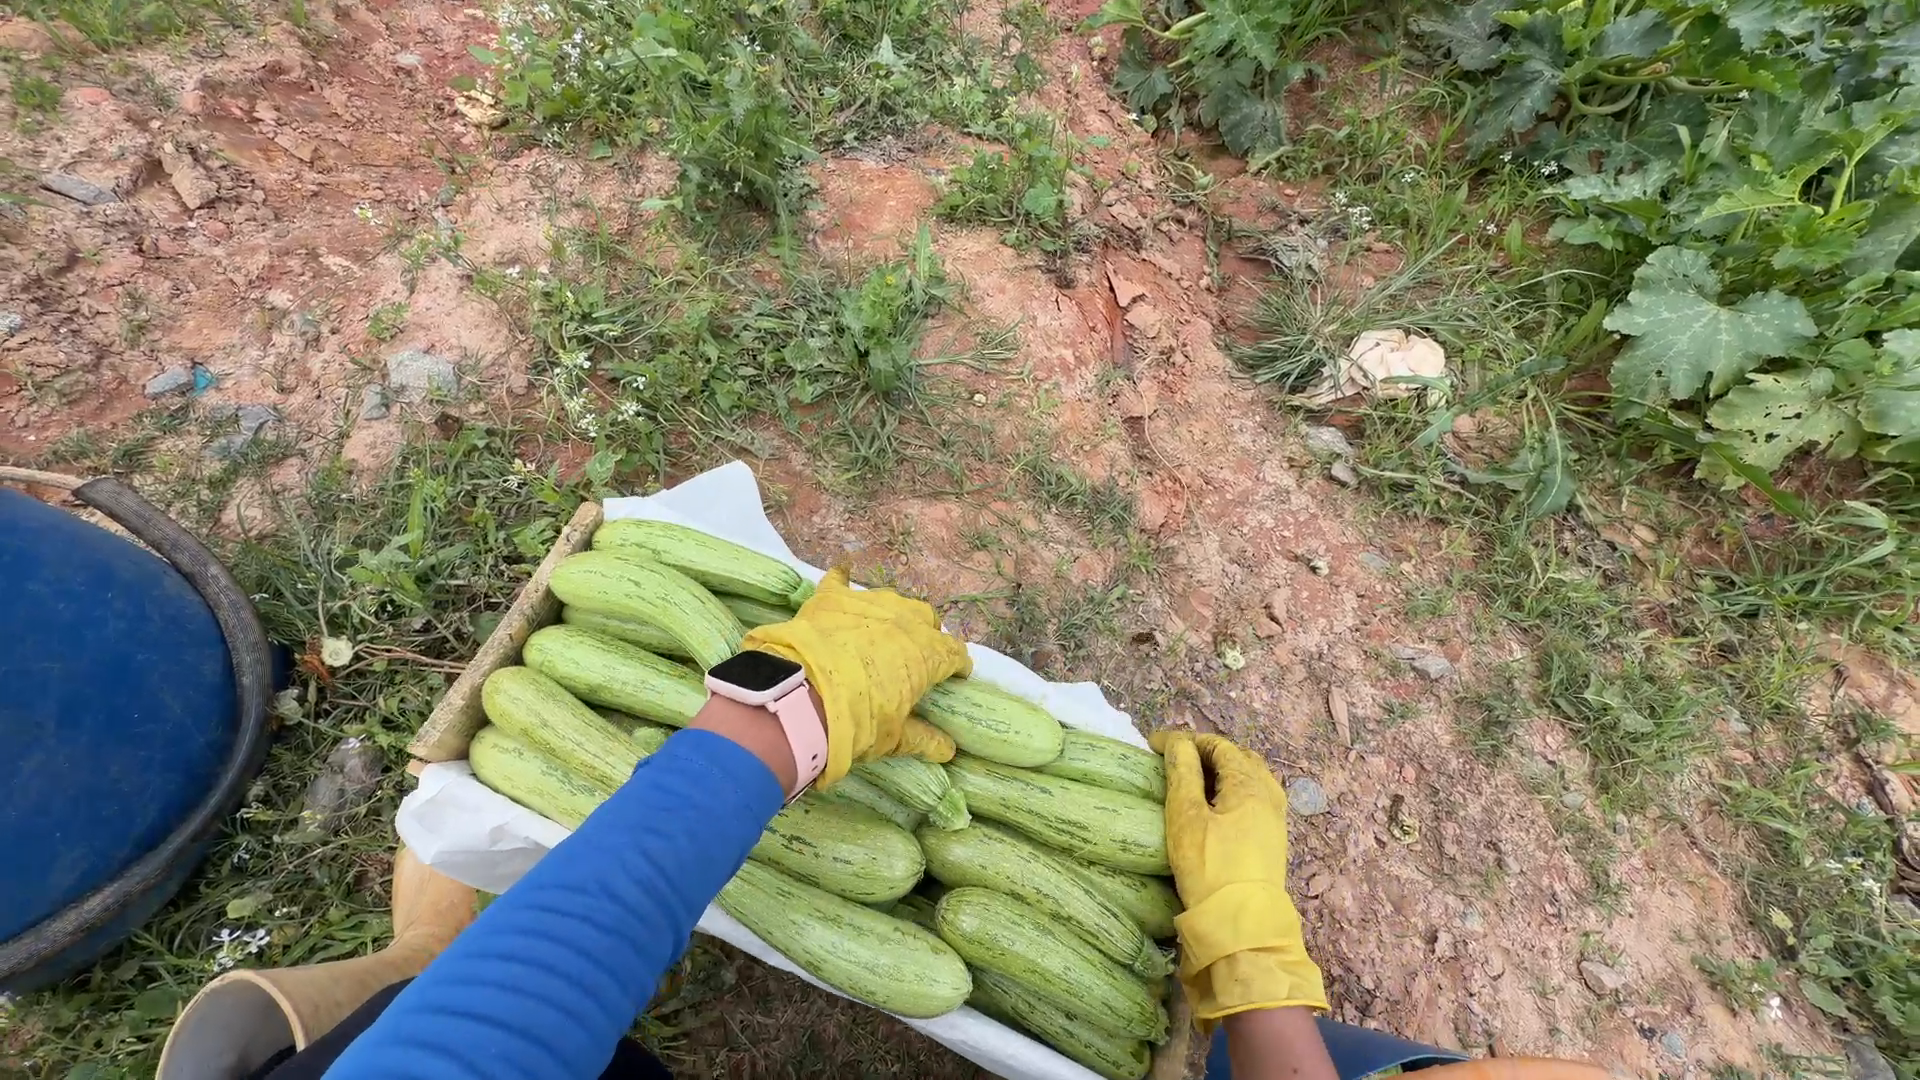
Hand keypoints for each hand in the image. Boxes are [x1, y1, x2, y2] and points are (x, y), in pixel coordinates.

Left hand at [743, 568, 969, 785]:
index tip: (954, 676)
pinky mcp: (832, 598)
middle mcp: (905, 619)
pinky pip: (840, 581)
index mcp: (928, 653)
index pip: (954, 653)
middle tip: (915, 657)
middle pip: (926, 619)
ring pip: (892, 600)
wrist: (801, 698)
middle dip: (927, 635)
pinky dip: (843, 582)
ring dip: (892, 614)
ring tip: (882, 631)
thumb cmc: (857, 720)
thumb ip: (923, 739)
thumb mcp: (893, 738)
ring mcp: (868, 603)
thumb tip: (948, 750)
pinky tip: (842, 576)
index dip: (956, 665)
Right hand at [1150, 731, 1326, 1024]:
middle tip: (1173, 759)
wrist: (1240, 925)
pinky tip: (1213, 805)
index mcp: (1249, 783)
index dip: (1185, 740)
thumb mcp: (1186, 814)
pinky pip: (1253, 797)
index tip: (1155, 746)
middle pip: (1237, 757)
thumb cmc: (1208, 865)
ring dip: (1220, 771)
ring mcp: (1274, 817)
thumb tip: (1177, 741)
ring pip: (1248, 777)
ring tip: (1191, 780)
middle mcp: (1268, 793)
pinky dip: (1231, 789)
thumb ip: (1182, 771)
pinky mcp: (1272, 837)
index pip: (1217, 745)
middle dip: (1205, 752)